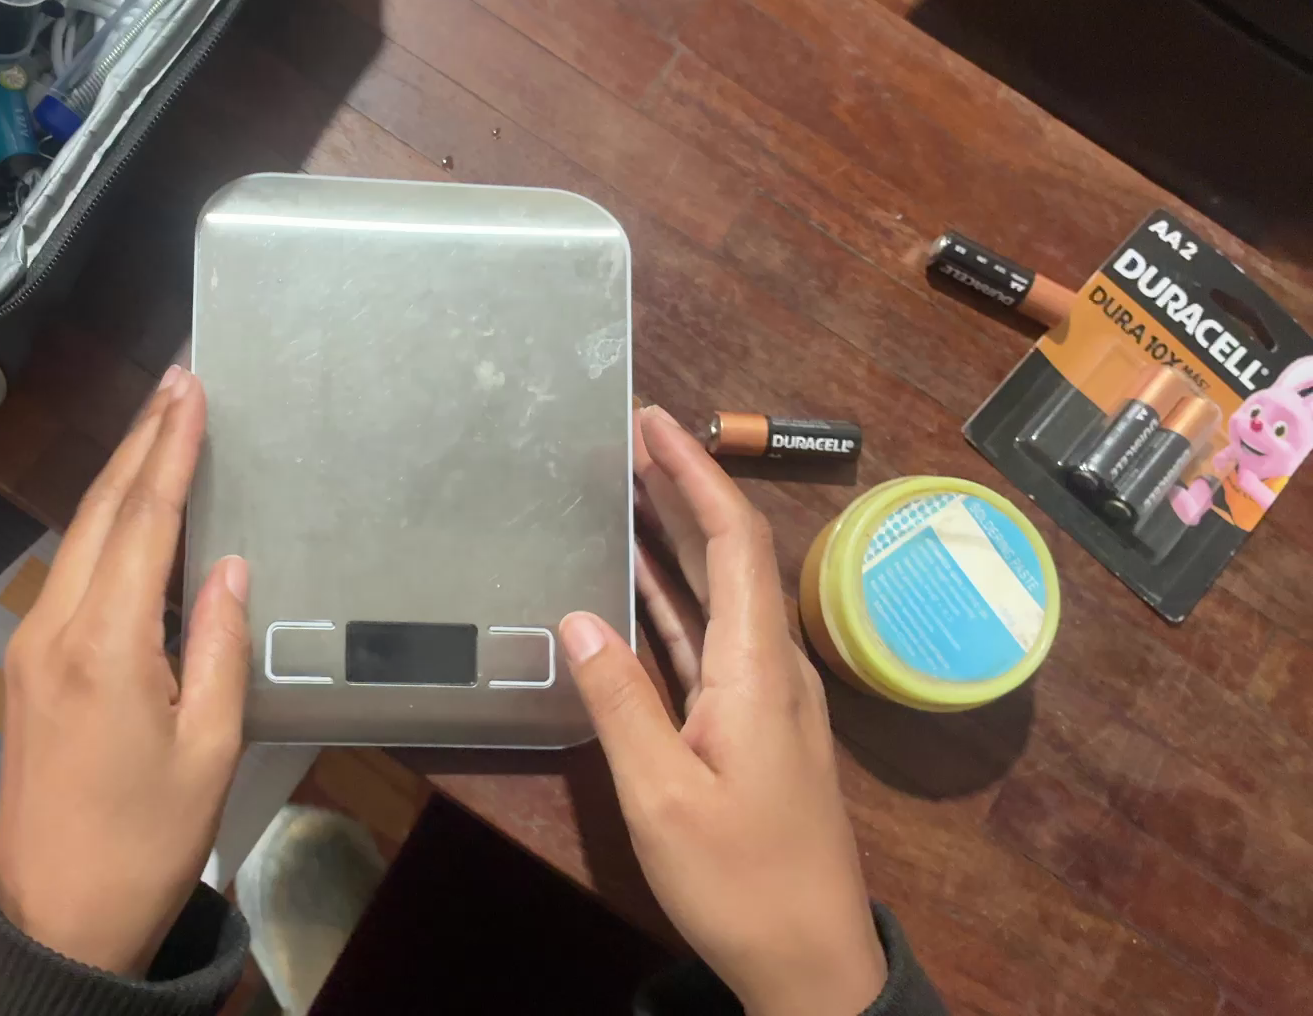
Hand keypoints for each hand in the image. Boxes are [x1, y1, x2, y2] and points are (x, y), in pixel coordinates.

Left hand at [0, 366, 248, 974]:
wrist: (55, 918)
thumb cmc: (148, 839)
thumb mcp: (210, 747)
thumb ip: (217, 645)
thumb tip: (228, 564)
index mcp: (105, 646)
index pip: (143, 522)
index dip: (170, 451)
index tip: (189, 393)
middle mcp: (54, 627)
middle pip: (101, 512)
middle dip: (141, 440)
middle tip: (175, 382)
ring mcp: (29, 642)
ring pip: (80, 534)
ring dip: (122, 475)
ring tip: (160, 425)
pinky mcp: (27, 661)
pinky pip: (72, 570)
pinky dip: (107, 523)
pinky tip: (132, 507)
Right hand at [561, 406, 884, 1015]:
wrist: (811, 964)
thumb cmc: (739, 879)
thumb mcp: (663, 794)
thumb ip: (620, 700)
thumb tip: (576, 619)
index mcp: (756, 668)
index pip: (732, 544)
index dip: (695, 477)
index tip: (657, 426)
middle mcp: (767, 664)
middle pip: (728, 553)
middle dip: (683, 488)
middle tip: (633, 439)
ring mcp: (759, 690)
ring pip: (715, 591)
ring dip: (674, 536)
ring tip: (625, 490)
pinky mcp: (744, 716)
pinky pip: (703, 633)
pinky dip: (668, 595)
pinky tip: (631, 582)